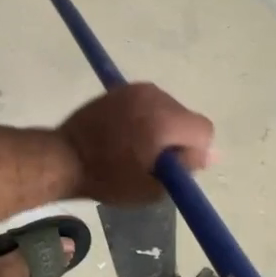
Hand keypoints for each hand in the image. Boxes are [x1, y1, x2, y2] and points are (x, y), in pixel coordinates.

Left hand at [58, 83, 215, 203]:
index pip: (203, 130)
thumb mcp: (151, 187)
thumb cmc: (107, 178)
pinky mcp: (119, 89)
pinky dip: (144, 118)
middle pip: (185, 117)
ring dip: (160, 127)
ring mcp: (135, 89)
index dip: (194, 152)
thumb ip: (185, 170)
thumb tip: (211, 156)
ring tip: (135, 148)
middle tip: (151, 161)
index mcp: (165, 120)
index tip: (172, 168)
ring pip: (167, 109)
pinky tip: (125, 135)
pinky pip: (147, 103)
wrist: (63, 157)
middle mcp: (155, 96)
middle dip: (177, 139)